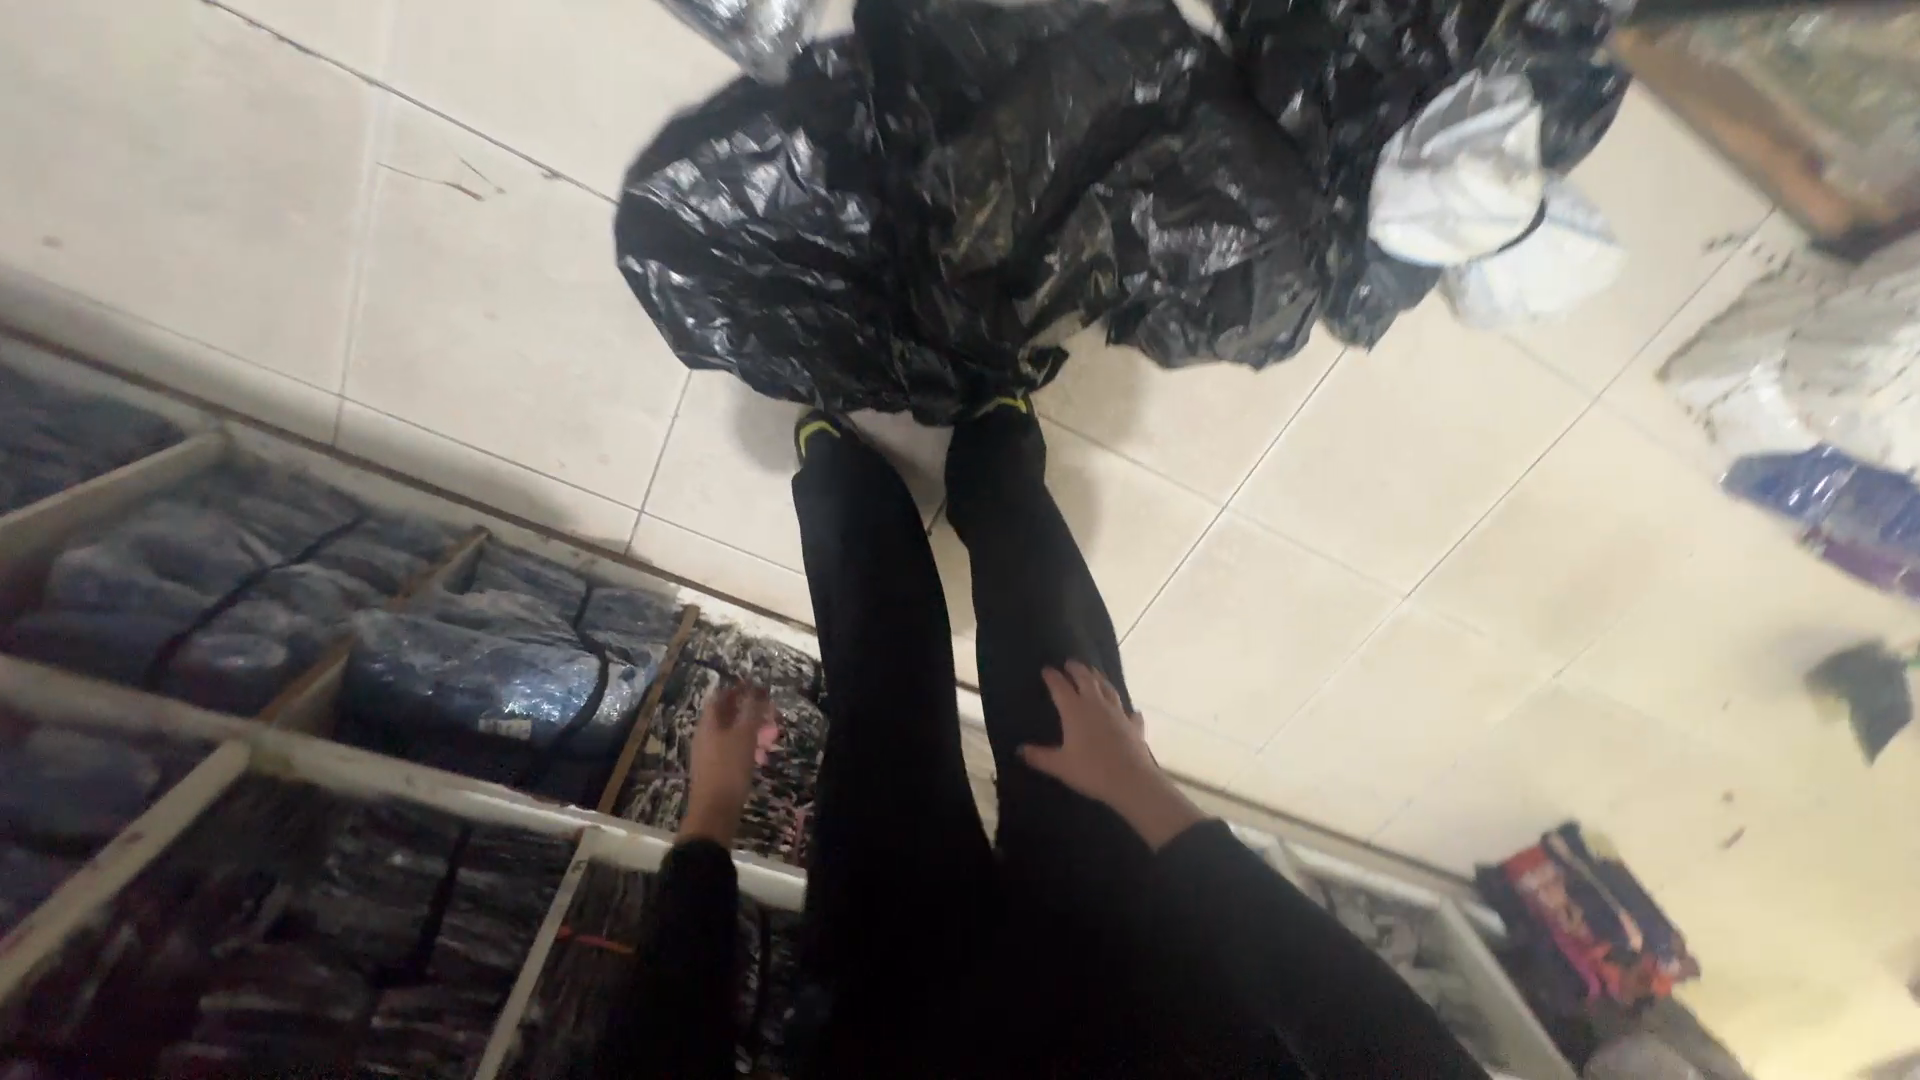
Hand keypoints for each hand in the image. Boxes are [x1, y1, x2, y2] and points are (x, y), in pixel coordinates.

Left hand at [679, 681, 777, 847]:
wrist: (714, 812)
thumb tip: (757, 689)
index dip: (739, 689)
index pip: (720, 697)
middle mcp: (706, 736)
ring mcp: (709, 754)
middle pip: (728, 715)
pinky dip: (748, 747)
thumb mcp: (745, 736)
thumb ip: (752, 710)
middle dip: (751, 711)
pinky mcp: (716, 770)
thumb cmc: (729, 769)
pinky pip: (733, 750)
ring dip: (753, 731)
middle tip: (772, 714)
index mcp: (709, 724)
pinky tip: (761, 756)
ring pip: (733, 734)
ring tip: (772, 737)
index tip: (759, 687)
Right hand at [1019, 661, 1207, 849]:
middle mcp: (1096, 705)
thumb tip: (1019, 750)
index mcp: (1075, 710)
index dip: (1053, 677)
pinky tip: (1131, 711)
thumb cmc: (1091, 771)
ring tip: (1094, 674)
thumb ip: (1039, 756)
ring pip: (1108, 689)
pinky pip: (1130, 714)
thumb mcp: (1060, 766)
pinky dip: (1128, 710)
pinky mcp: (1134, 726)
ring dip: (1100, 679)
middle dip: (1077, 669)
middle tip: (1070, 662)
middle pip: (1086, 679)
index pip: (1060, 687)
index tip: (1047, 669)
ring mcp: (1118, 713)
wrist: (1131, 780)